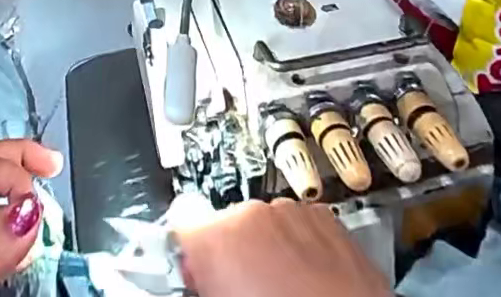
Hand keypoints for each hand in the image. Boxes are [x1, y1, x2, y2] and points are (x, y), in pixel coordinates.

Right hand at [175, 199, 390, 296]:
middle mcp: (250, 215)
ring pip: (258, 226)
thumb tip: (196, 280)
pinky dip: (297, 248)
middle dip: (229, 260)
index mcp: (218, 242)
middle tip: (245, 294)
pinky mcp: (325, 219)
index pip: (175, 232)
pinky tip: (310, 283)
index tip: (192, 277)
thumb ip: (205, 285)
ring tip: (283, 293)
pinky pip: (295, 227)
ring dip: (263, 252)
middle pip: (219, 229)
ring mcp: (290, 213)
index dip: (182, 260)